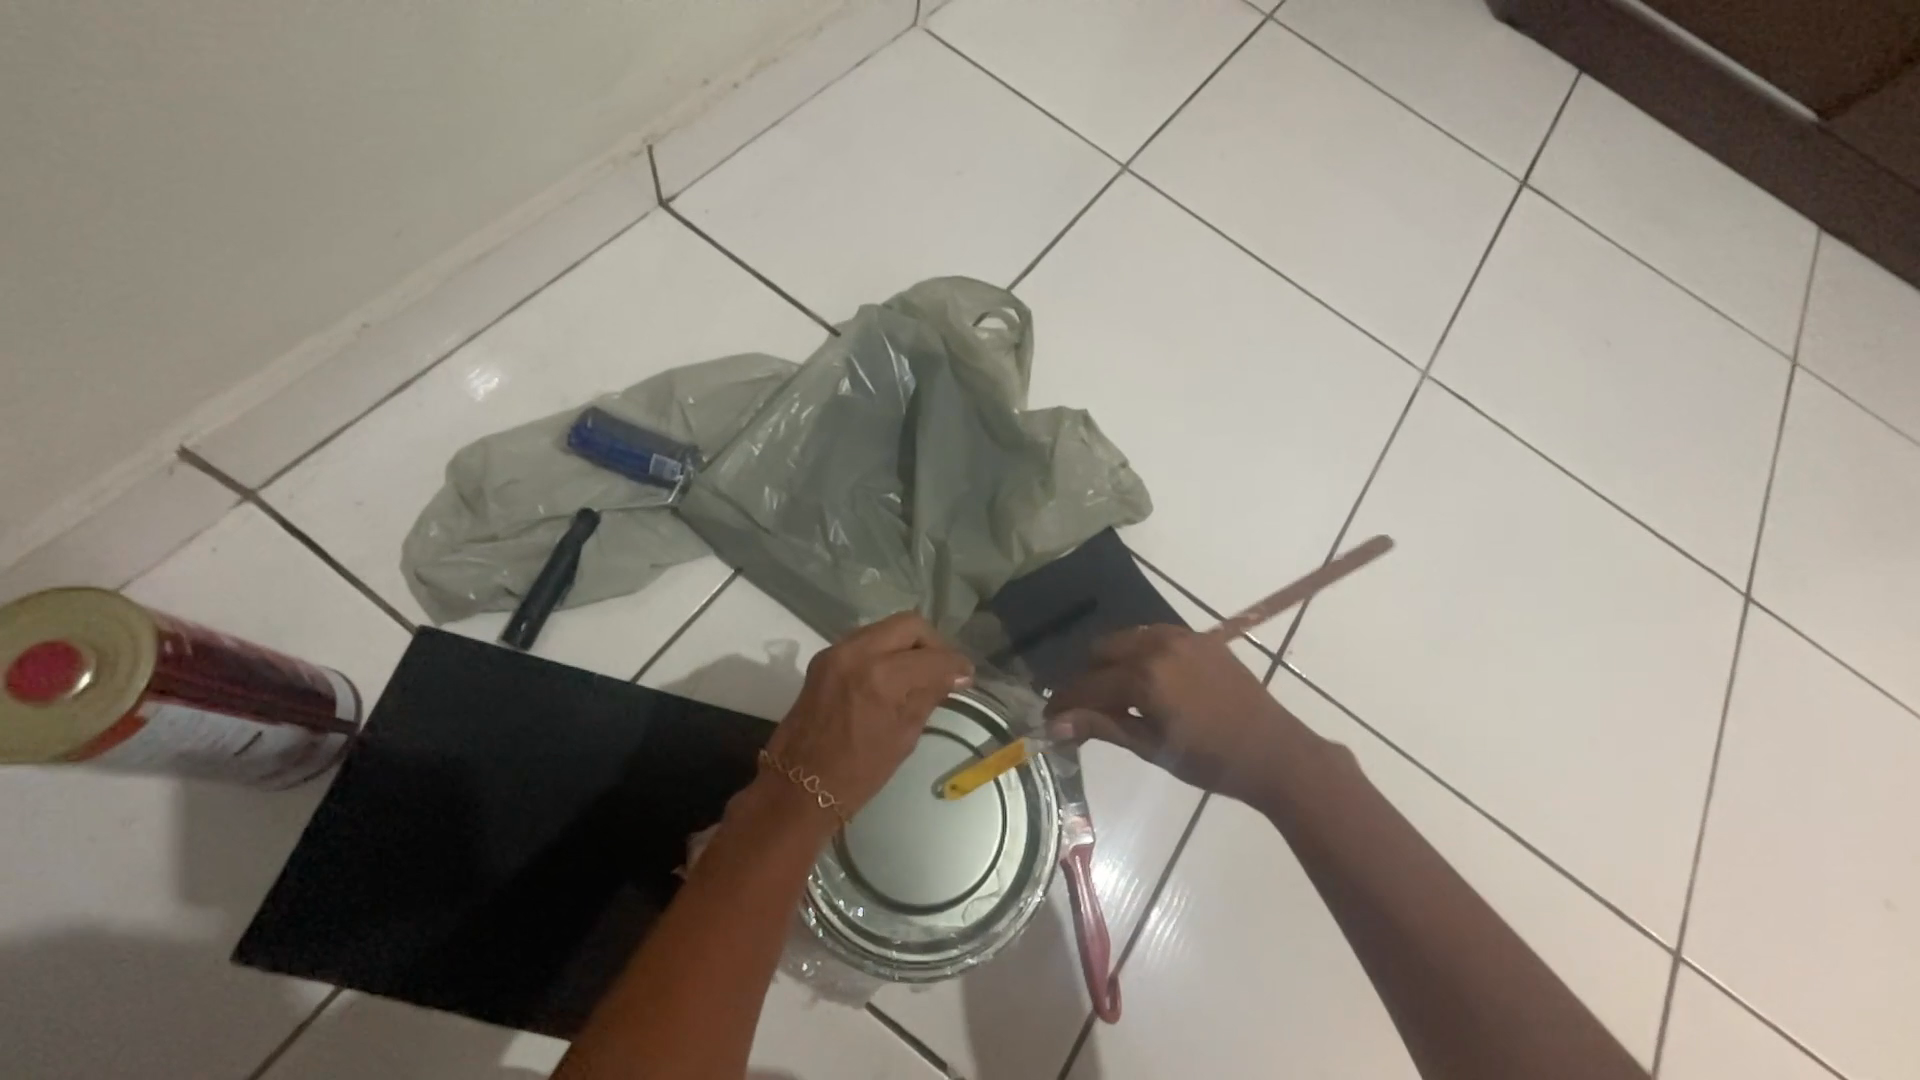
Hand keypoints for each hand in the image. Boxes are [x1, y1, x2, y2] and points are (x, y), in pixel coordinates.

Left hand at [762, 612, 973, 823]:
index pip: (933, 657)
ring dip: (907, 644)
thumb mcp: (904, 736)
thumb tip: (954, 676)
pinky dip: (884, 650)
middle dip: (932, 643)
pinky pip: (864, 641)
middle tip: (944, 669)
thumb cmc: (857, 773)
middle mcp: (857, 652)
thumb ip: (929, 696)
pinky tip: (893, 675)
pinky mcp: (823, 659)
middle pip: (909, 625)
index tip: (967, 676)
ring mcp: (836, 652)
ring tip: (919, 672)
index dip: (956, 665)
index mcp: (882, 676)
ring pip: (884, 628)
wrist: (797, 787)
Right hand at [1045, 625, 1322, 803]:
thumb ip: (1102, 727)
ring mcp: (1180, 636)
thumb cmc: (1210, 760)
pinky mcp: (1199, 637)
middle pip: (1100, 651)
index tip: (1049, 719)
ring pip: (1126, 638)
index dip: (1064, 704)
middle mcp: (1157, 645)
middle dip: (1087, 679)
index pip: (1087, 686)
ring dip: (1112, 662)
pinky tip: (1147, 682)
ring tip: (1117, 697)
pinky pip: (1153, 635)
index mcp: (1144, 676)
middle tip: (1086, 710)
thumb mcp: (1150, 747)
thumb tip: (1055, 725)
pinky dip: (1139, 653)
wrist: (1273, 751)